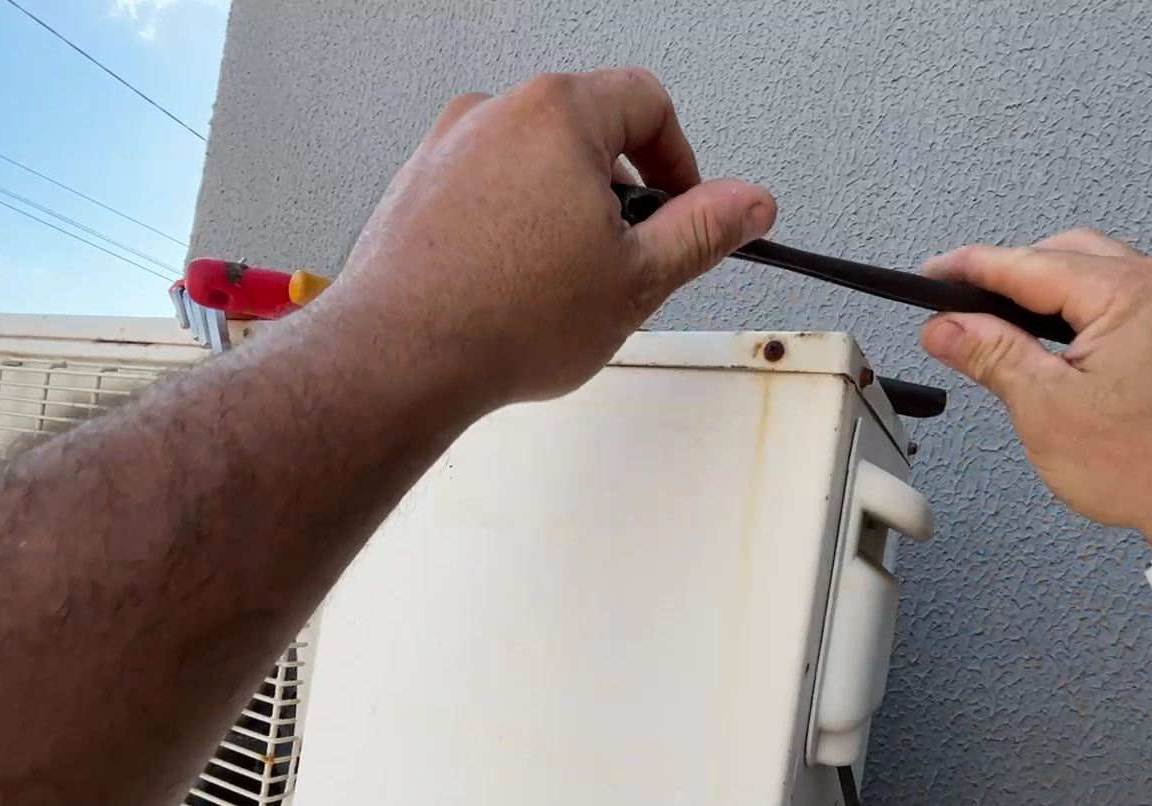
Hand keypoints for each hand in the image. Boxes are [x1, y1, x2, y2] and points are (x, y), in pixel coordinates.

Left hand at [318, 68, 775, 408]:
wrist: (402, 357)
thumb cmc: (506, 321)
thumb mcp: (637, 281)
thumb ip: (703, 232)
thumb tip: (749, 204)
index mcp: (558, 117)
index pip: (647, 102)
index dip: (681, 158)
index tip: (681, 207)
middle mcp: (496, 115)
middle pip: (589, 133)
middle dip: (620, 195)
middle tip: (623, 261)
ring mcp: (449, 148)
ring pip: (536, 166)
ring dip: (566, 215)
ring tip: (562, 286)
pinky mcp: (419, 188)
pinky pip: (489, 193)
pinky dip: (516, 228)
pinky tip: (515, 287)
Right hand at [917, 231, 1151, 549]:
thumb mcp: (1043, 406)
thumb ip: (990, 354)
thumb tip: (947, 327)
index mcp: (1128, 292)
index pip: (1026, 264)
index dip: (969, 268)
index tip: (933, 275)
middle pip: (1063, 257)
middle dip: (1006, 276)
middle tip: (961, 305)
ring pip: (1094, 277)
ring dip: (1043, 293)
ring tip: (1001, 327)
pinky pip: (1122, 302)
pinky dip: (1078, 311)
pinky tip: (1057, 342)